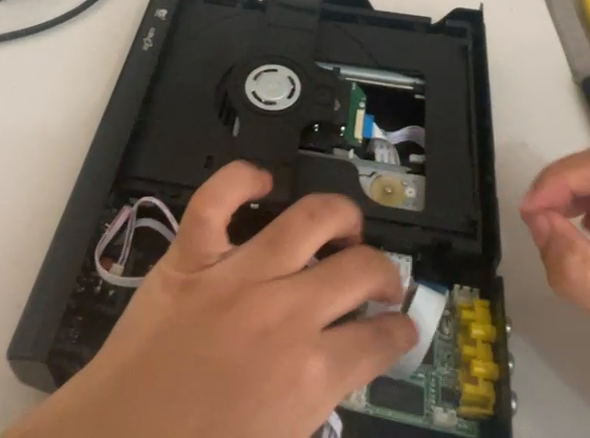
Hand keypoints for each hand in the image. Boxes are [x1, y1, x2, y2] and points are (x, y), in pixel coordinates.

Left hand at [6, 162, 416, 437]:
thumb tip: (339, 365)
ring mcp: (235, 276)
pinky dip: (241, 179)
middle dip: (384, 274)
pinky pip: (217, 198)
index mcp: (310, 373)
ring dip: (339, 218)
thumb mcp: (283, 437)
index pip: (379, 339)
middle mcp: (283, 313)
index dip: (398, 332)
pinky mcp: (190, 257)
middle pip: (359, 270)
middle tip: (380, 281)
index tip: (399, 327)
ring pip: (308, 220)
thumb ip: (318, 396)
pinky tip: (261, 181)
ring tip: (344, 229)